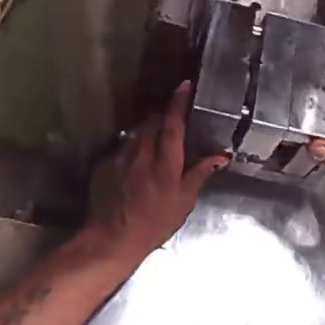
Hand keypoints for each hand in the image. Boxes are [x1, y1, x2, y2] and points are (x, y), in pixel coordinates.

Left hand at [83, 81, 227, 262]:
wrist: (112, 238)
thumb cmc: (154, 224)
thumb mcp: (184, 203)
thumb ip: (200, 174)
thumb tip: (221, 156)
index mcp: (165, 164)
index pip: (173, 125)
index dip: (179, 103)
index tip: (183, 86)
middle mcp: (141, 154)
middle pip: (152, 123)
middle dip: (162, 117)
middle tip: (171, 122)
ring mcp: (119, 158)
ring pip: (135, 133)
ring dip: (146, 131)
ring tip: (153, 142)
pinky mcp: (103, 165)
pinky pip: (120, 148)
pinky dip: (130, 148)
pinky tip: (134, 163)